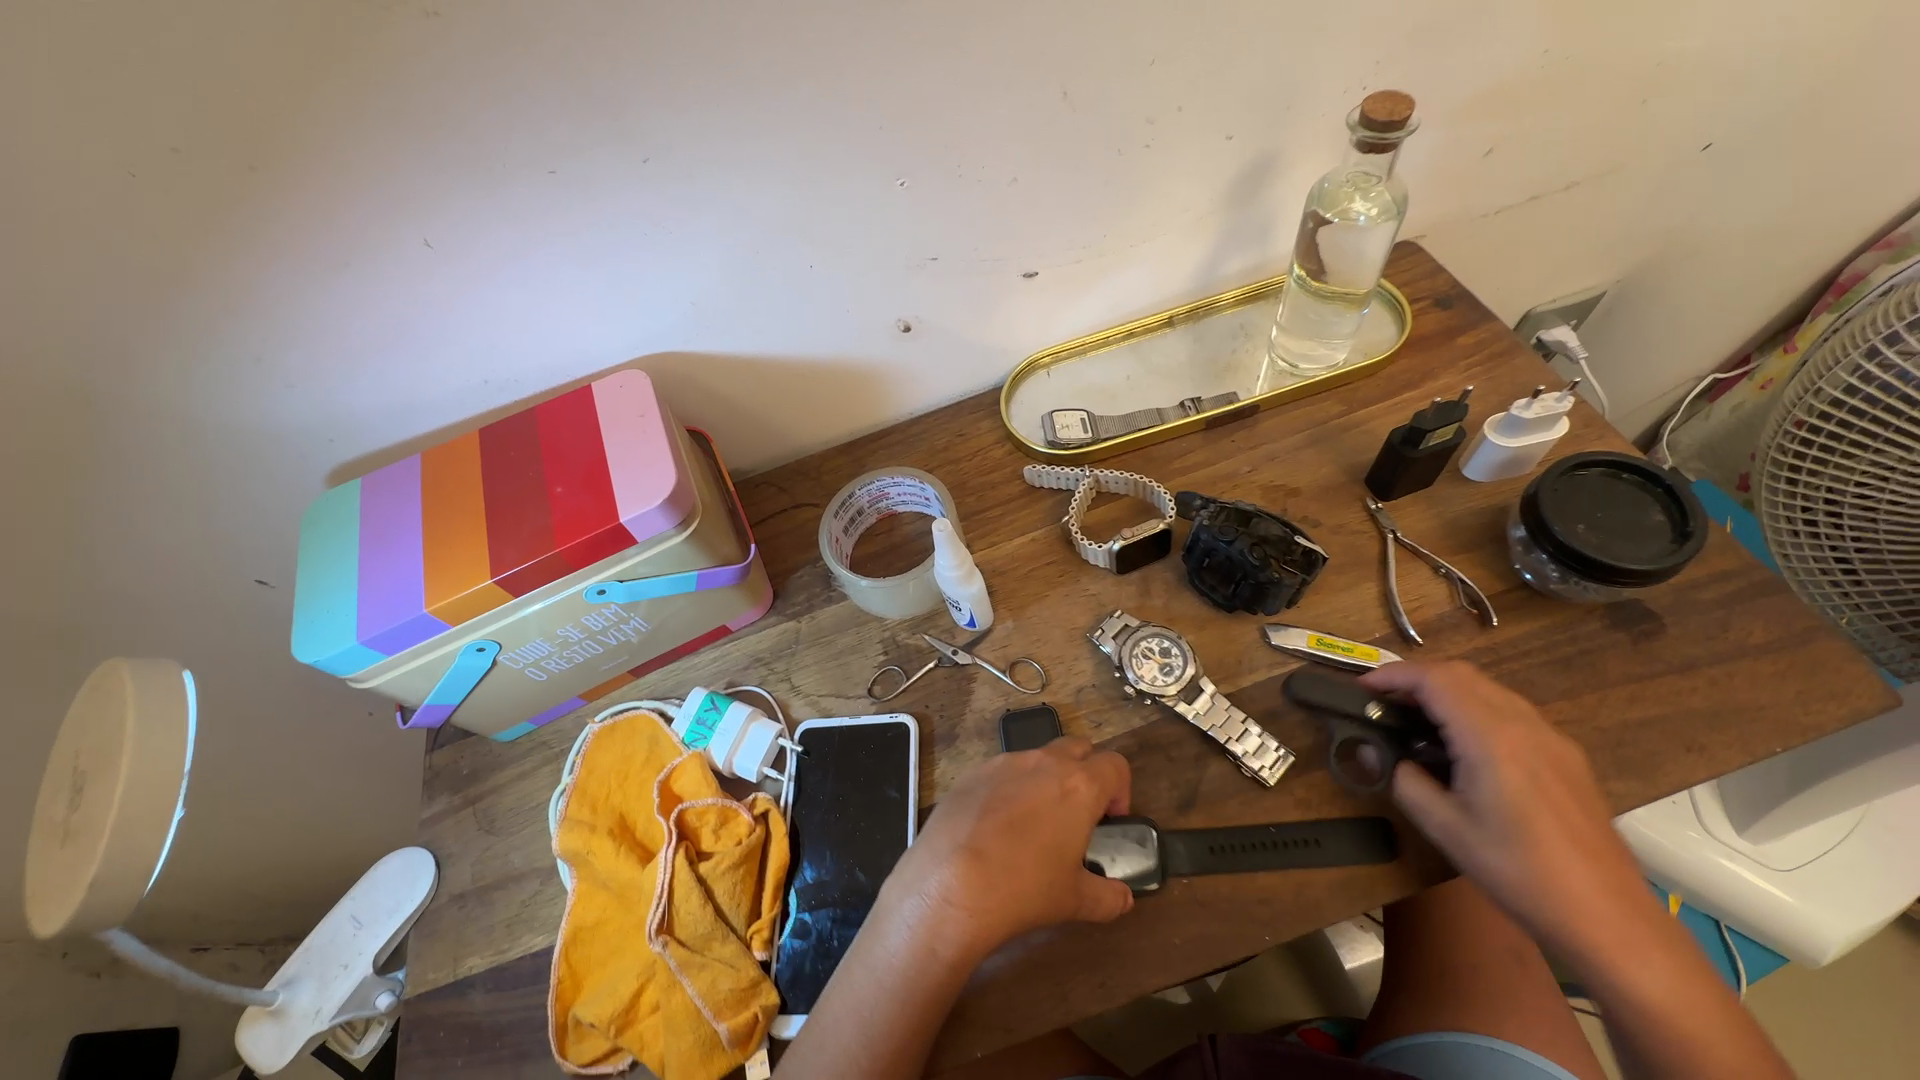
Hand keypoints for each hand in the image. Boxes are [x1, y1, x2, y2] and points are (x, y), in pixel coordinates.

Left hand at [873, 737, 1134, 961]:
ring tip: (1034, 823)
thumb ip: (1108, 897)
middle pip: (1078, 748)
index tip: (1110, 820)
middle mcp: (1042, 763)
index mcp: (1079, 786)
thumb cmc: (1023, 890)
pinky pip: (1000, 771)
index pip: (1115, 765)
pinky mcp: (969, 774)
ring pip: (1036, 757)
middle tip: (1078, 814)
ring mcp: (1002, 764)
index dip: (1120, 790)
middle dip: (1085, 772)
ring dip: (1045, 779)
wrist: (949, 887)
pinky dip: (1008, 789)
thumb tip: (1123, 899)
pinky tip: (995, 827)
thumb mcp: (1075, 901)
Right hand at [1359, 661, 1646, 949]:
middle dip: (1418, 678)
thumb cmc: (1517, 872)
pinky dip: (1475, 708)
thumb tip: (1376, 754)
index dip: (1394, 675)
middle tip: (1383, 700)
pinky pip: (1512, 712)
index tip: (1362, 687)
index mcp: (1492, 737)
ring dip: (1448, 691)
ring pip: (1490, 690)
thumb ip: (1406, 781)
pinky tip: (1462, 743)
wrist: (1605, 913)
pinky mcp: (1565, 757)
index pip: (1436, 680)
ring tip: (1415, 719)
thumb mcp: (1446, 829)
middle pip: (1464, 675)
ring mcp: (1551, 739)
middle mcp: (1525, 725)